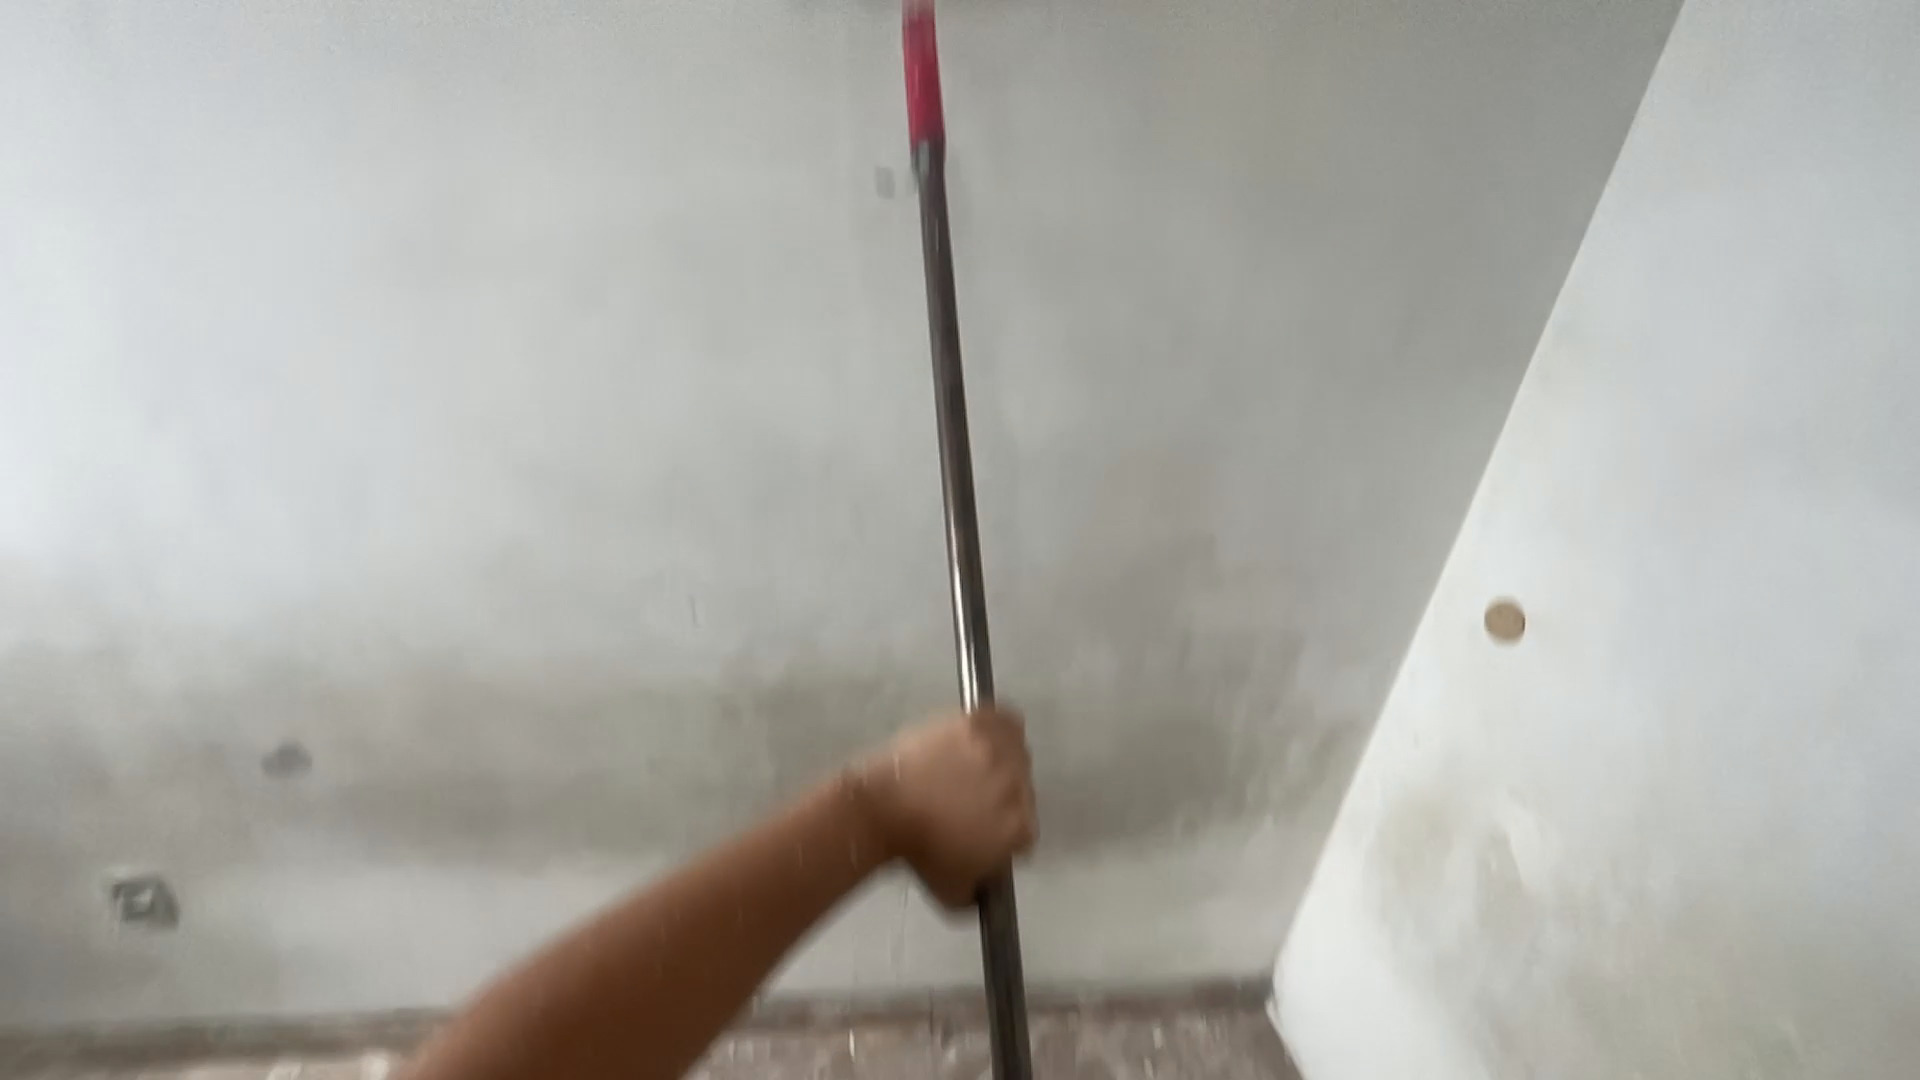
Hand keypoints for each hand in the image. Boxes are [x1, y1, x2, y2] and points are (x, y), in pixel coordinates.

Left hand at [852, 707, 1036, 908]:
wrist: (880, 809)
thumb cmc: (916, 852)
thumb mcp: (955, 894)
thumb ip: (984, 889)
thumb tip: (990, 879)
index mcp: (1019, 828)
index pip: (1026, 828)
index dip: (1004, 827)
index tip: (983, 823)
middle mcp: (1017, 787)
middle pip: (1023, 787)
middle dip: (1001, 793)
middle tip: (971, 793)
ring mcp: (998, 751)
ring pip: (1017, 751)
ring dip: (1002, 757)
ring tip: (973, 763)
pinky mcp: (977, 723)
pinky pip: (1005, 718)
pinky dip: (999, 725)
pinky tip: (982, 734)